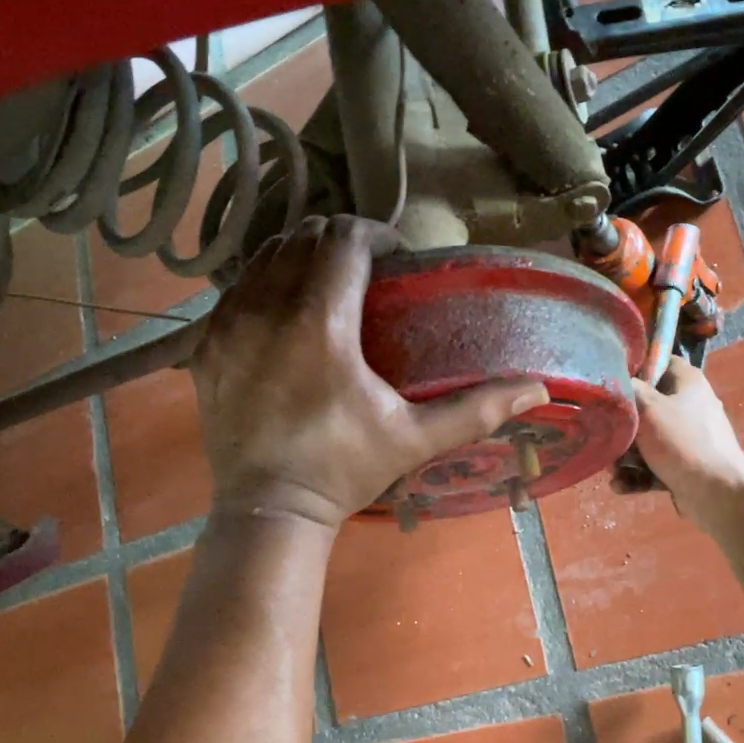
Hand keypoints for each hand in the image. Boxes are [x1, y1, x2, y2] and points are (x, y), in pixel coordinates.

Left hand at [191, 215, 549, 528]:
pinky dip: (263, 284)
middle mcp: (267, 307)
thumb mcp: (413, 438)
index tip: (395, 255)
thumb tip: (538, 389)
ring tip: (326, 285)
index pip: (344, 237)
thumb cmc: (344, 470)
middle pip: (303, 235)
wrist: (268, 509)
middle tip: (366, 269)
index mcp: (320, 322)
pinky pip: (234, 289)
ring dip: (300, 257)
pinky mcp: (205, 345)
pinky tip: (284, 314)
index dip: (374, 233)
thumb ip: (475, 408)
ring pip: (263, 255)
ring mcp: (227, 323)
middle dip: (339, 241)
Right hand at [627, 356, 743, 531]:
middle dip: (622, 426)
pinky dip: (637, 475)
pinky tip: (621, 486)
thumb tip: (613, 381)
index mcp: (688, 382)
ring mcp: (686, 439)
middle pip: (646, 407)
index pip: (659, 362)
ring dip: (625, 457)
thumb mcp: (649, 408)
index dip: (634, 369)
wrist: (715, 492)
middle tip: (604, 436)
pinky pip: (652, 466)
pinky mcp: (682, 467)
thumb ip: (628, 390)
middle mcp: (689, 406)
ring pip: (645, 441)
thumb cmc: (682, 441)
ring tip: (612, 470)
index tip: (611, 383)